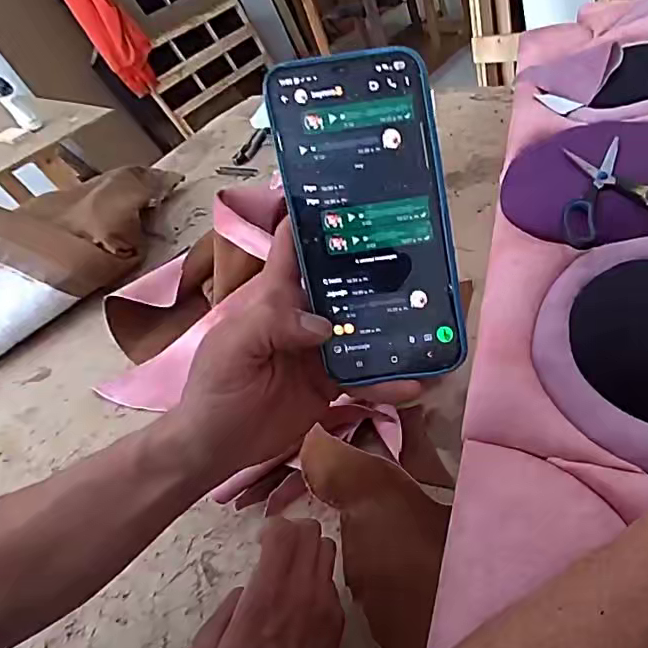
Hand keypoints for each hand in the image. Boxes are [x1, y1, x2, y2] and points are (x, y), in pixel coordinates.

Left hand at [165, 219, 420, 475]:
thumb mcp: (233, 349)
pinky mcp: (336, 380)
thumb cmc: (215, 388)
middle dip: (377, 275)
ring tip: (432, 328)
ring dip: (396, 330)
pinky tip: (416, 384)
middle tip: (417, 264)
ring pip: (366, 330)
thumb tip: (327, 324)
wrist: (218, 447)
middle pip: (345, 287)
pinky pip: (371, 376)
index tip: (349, 201)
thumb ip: (271, 325)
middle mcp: (306, 317)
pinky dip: (393, 381)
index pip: (294, 251)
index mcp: (276, 299)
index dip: (315, 223)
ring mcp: (324, 349)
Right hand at [193, 517, 345, 647]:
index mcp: (266, 601)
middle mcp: (302, 595)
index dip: (274, 527)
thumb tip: (248, 586)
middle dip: (295, 530)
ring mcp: (327, 605)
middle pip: (312, 535)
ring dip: (309, 548)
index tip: (263, 535)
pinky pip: (332, 579)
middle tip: (278, 542)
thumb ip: (227, 608)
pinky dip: (318, 574)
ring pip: (328, 551)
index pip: (284, 537)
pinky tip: (301, 593)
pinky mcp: (339, 617)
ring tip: (291, 564)